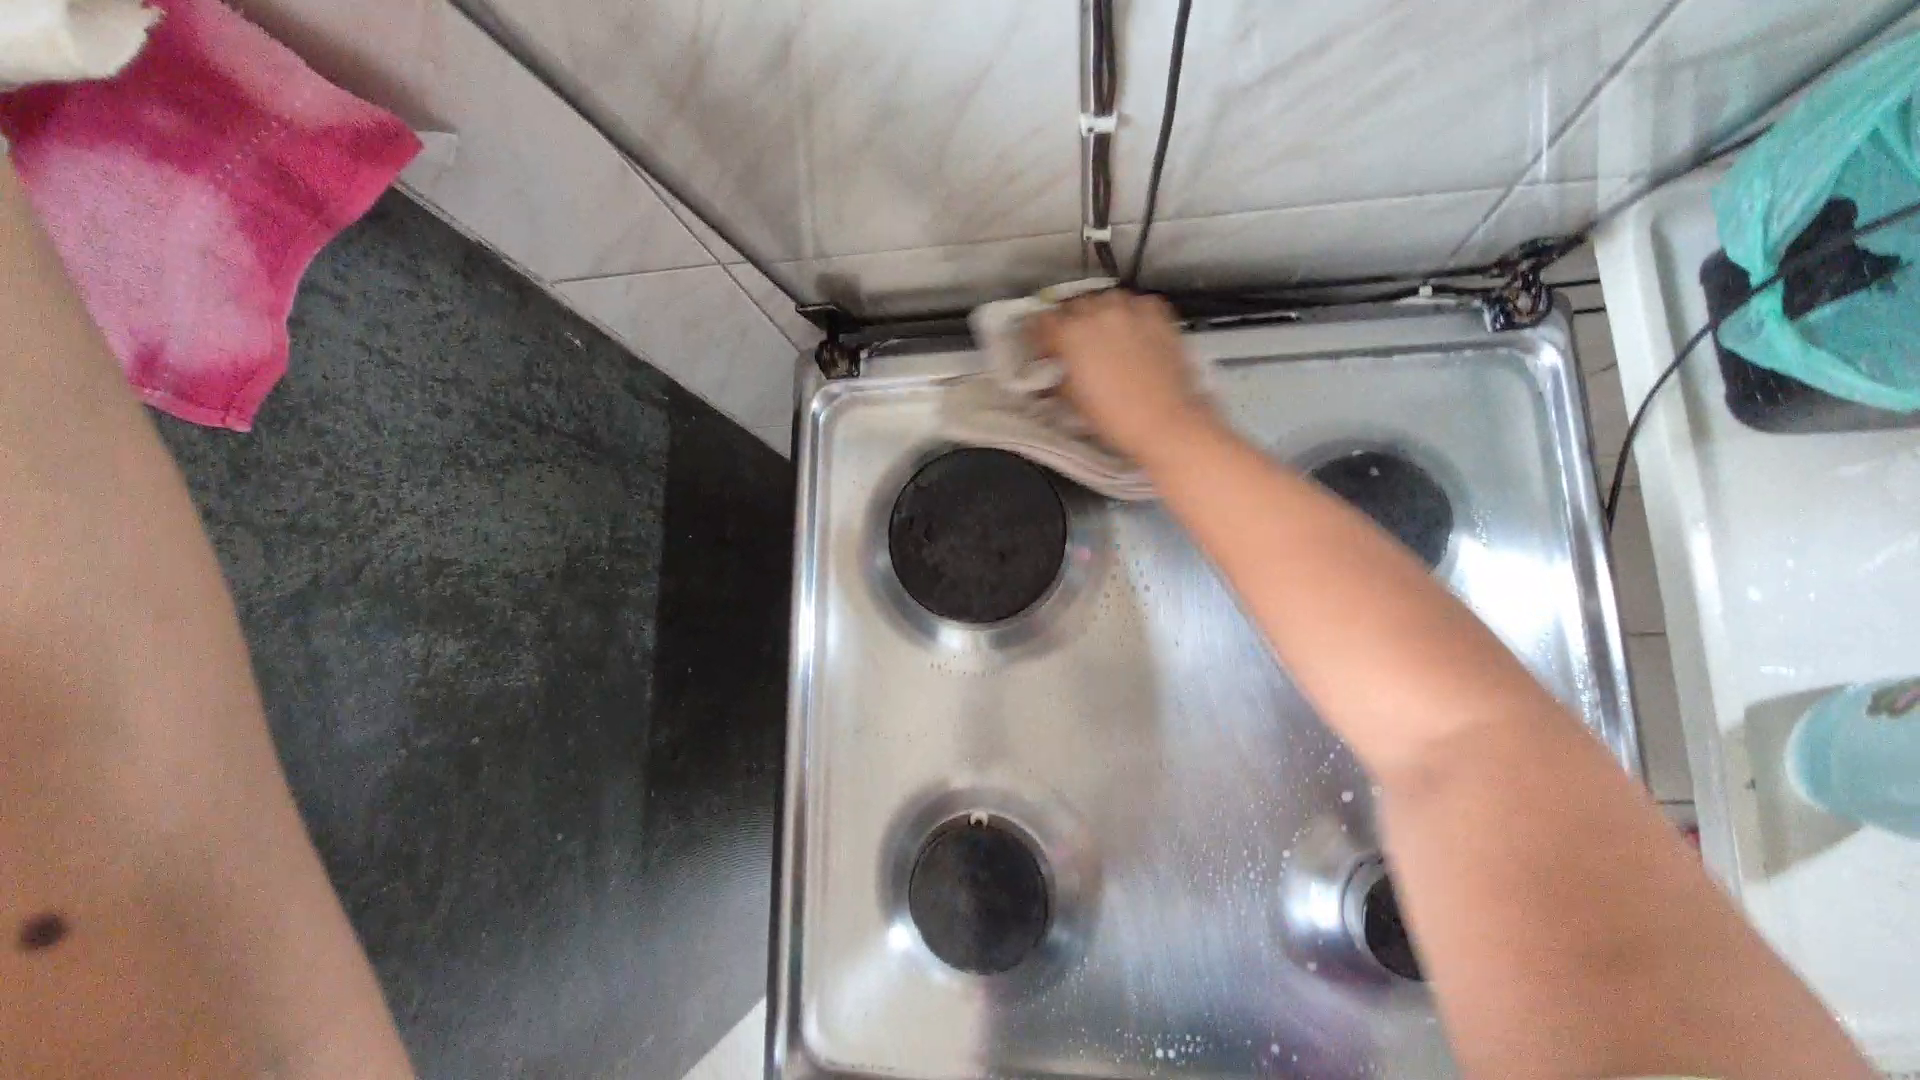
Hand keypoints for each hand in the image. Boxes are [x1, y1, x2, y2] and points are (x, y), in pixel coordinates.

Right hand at [1029, 290, 1219, 462]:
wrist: (1166, 422)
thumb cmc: (1116, 419)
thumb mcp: (1074, 399)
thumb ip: (1060, 376)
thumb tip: (1058, 371)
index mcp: (1070, 335)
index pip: (1041, 322)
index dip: (1037, 334)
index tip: (1040, 345)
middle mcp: (1098, 313)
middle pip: (1073, 306)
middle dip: (1068, 322)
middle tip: (1071, 343)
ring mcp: (1130, 311)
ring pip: (1105, 299)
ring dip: (1099, 313)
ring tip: (1102, 333)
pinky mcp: (1158, 315)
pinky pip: (1137, 303)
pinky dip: (1129, 313)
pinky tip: (1130, 329)